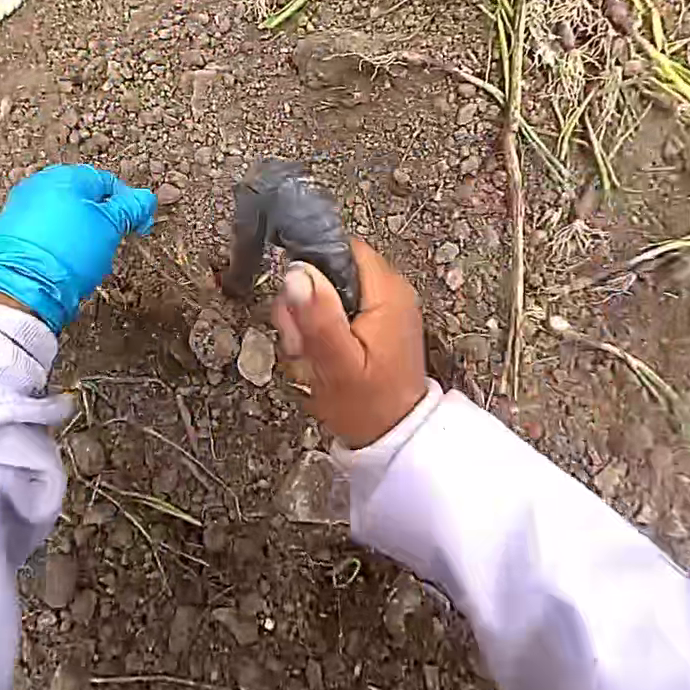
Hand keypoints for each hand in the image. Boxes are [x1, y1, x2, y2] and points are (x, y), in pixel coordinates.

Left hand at [0, 165, 156, 332]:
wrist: (23, 286)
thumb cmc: (68, 253)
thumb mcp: (111, 228)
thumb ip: (130, 209)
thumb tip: (146, 198)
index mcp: (67, 176)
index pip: (108, 183)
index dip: (129, 205)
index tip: (137, 226)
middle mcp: (41, 185)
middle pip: (84, 199)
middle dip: (103, 220)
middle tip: (113, 243)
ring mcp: (23, 208)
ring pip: (65, 217)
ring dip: (81, 234)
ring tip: (88, 257)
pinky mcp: (11, 232)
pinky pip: (46, 233)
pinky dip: (60, 245)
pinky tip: (66, 263)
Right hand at [271, 240, 426, 445]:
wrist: (393, 440)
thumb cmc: (368, 407)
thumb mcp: (337, 364)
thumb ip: (318, 317)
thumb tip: (296, 273)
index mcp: (386, 293)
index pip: (340, 248)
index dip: (310, 269)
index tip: (297, 303)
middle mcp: (389, 293)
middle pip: (330, 272)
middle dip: (305, 303)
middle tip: (301, 341)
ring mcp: (383, 308)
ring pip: (328, 292)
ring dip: (309, 321)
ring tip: (310, 354)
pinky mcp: (375, 324)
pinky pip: (336, 311)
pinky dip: (321, 332)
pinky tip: (320, 358)